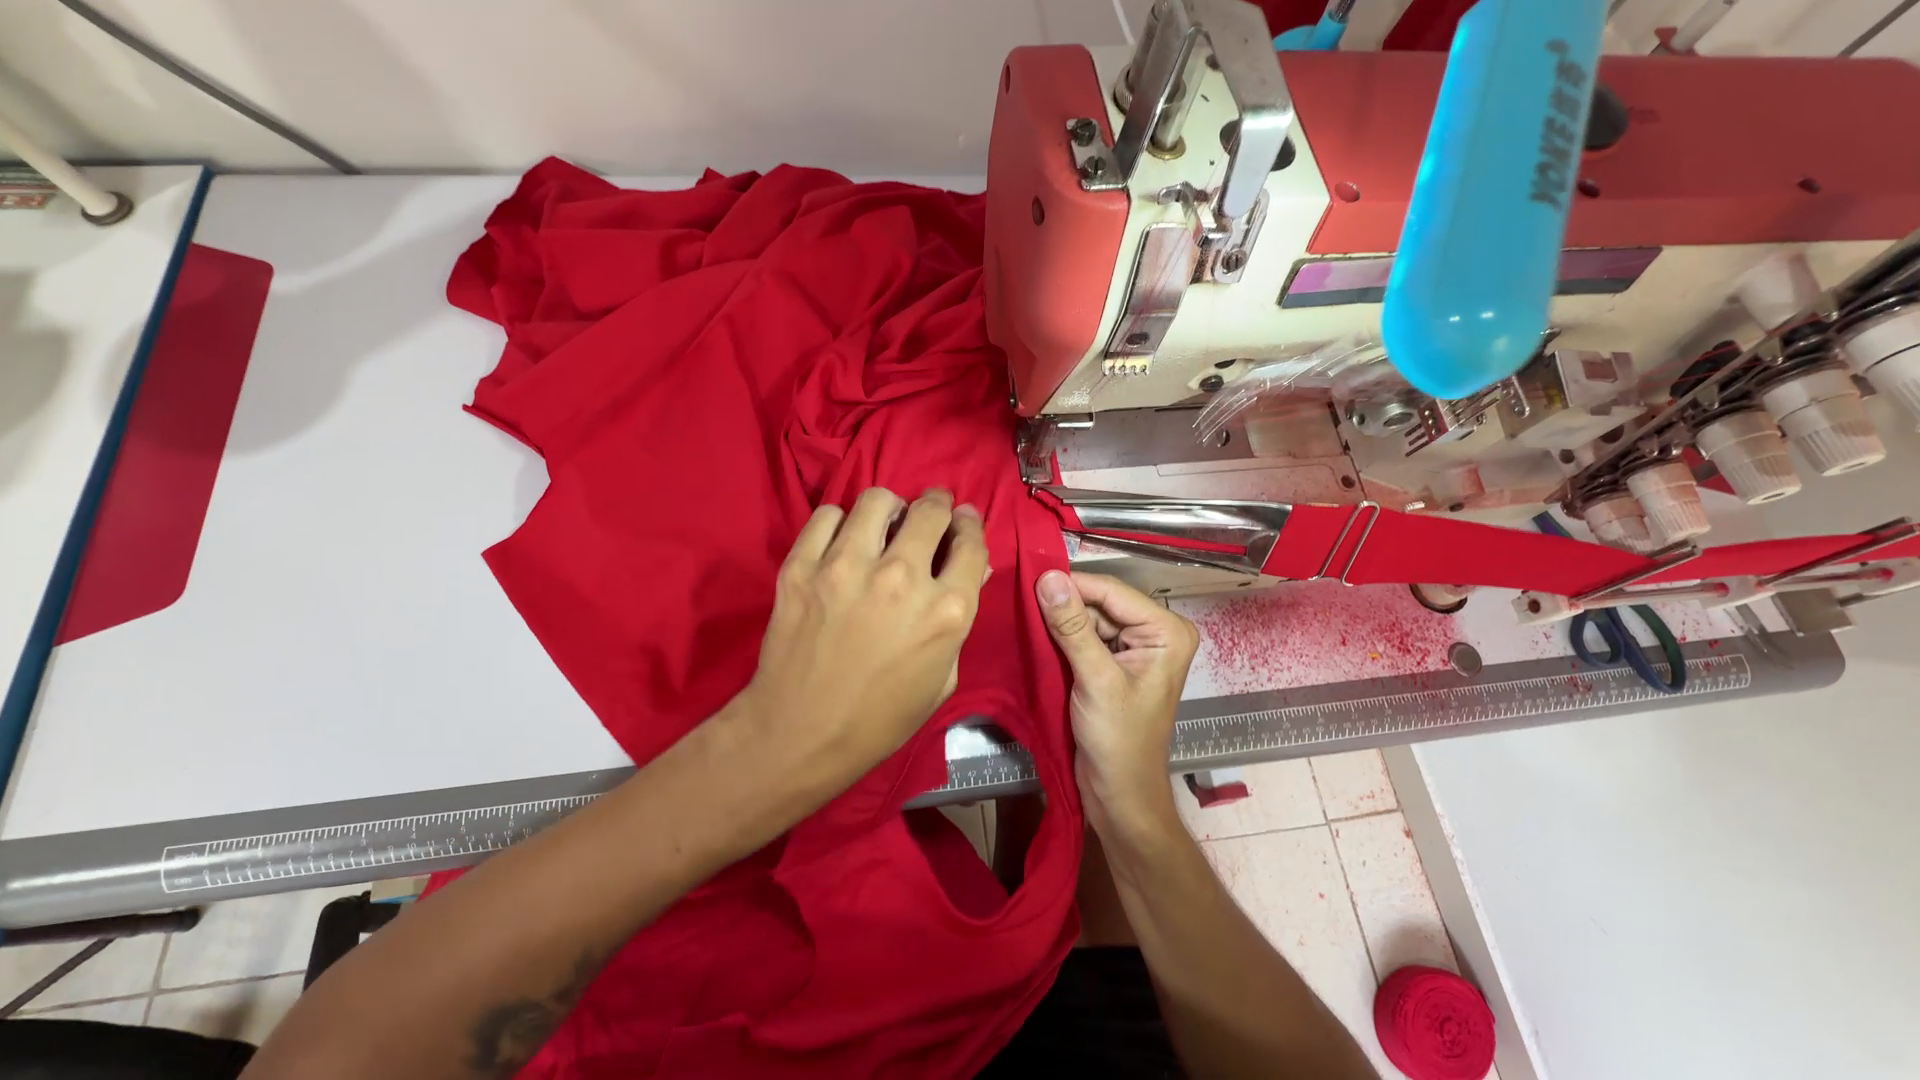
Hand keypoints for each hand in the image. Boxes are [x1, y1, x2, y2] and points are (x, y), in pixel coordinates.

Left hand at [738, 487, 989, 792]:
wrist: (802, 733)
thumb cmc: (881, 717)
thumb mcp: (942, 678)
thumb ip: (960, 618)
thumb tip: (971, 568)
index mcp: (946, 611)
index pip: (971, 542)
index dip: (969, 526)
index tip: (962, 522)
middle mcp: (902, 578)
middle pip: (930, 511)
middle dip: (937, 507)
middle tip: (929, 514)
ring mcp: (846, 568)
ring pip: (877, 500)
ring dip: (889, 509)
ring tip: (884, 525)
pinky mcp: (801, 566)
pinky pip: (827, 515)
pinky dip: (840, 523)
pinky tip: (842, 542)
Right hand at [1035, 570, 1197, 837]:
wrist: (1120, 794)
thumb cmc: (1119, 741)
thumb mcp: (1095, 680)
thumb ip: (1072, 627)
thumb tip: (1047, 578)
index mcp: (1167, 630)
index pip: (1112, 591)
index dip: (1072, 584)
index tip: (1028, 579)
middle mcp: (1156, 631)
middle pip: (1101, 602)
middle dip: (1064, 603)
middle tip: (1020, 599)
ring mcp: (1136, 648)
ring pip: (1089, 618)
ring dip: (1059, 620)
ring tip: (1023, 615)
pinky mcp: (1115, 664)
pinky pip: (1085, 637)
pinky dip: (1062, 638)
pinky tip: (1037, 635)